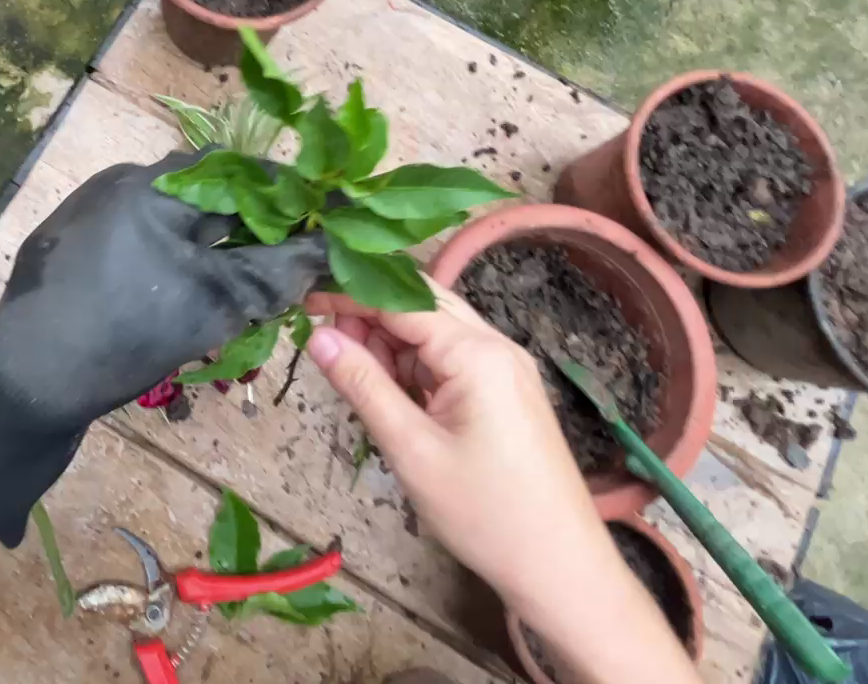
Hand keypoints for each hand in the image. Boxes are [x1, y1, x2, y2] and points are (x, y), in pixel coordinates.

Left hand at [0, 152, 325, 545]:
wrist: (24, 381)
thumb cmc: (120, 336)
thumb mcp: (208, 308)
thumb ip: (272, 272)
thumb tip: (323, 249)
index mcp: (153, 184)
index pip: (240, 174)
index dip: (284, 197)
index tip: (317, 222)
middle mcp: (123, 182)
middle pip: (208, 190)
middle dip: (251, 220)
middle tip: (284, 257)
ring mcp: (96, 208)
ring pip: (177, 212)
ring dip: (215, 237)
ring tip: (243, 274)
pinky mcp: (79, 236)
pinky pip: (145, 230)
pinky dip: (178, 249)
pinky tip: (189, 284)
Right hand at [304, 277, 699, 683]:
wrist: (563, 571)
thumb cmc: (485, 513)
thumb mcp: (410, 448)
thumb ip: (362, 384)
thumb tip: (317, 337)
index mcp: (476, 353)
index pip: (400, 301)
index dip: (348, 295)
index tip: (304, 300)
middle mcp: (495, 345)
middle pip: (419, 304)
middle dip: (368, 311)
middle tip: (323, 336)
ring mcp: (503, 367)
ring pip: (432, 329)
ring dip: (388, 337)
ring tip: (349, 365)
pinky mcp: (502, 389)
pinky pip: (447, 356)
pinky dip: (411, 361)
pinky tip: (386, 382)